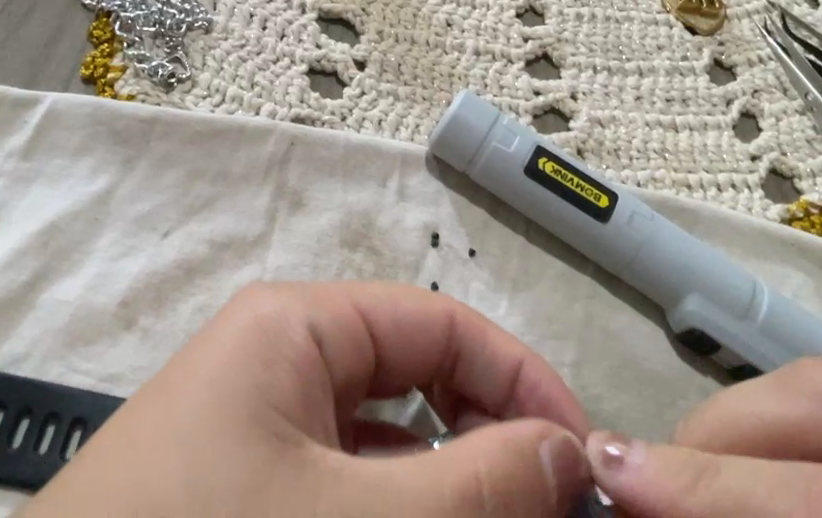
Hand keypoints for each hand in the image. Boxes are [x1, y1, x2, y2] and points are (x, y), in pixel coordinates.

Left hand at [27, 282, 594, 516]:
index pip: (439, 323)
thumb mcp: (356, 517)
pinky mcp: (238, 489)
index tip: (584, 460)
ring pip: (381, 443)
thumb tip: (572, 451)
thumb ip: (476, 484)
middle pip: (414, 380)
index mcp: (295, 327)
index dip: (520, 380)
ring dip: (444, 483)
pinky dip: (394, 509)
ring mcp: (252, 430)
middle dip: (487, 441)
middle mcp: (274, 361)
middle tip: (549, 510)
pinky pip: (339, 484)